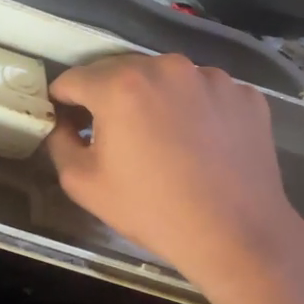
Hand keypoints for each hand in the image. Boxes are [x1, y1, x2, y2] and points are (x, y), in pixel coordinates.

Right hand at [46, 54, 303, 277]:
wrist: (238, 236)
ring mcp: (210, 78)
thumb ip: (59, 142)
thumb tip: (64, 123)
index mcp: (119, 85)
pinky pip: (204, 92)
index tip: (71, 124)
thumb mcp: (83, 183)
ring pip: (164, 79)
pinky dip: (195, 108)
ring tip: (163, 138)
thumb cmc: (153, 209)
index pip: (73, 79)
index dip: (65, 102)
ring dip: (154, 98)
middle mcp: (164, 68)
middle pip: (119, 72)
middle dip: (110, 97)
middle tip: (117, 135)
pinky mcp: (244, 94)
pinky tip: (200, 142)